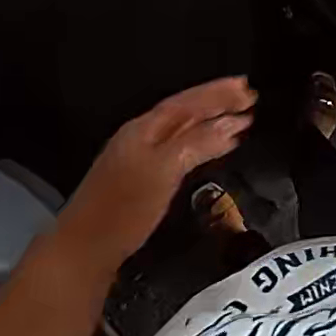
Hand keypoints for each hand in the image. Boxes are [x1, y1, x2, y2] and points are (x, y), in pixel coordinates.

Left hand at [57, 77, 256, 267]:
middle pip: (185, 111)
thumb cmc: (124, 208)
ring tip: (242, 117)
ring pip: (185, 129)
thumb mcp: (165, 169)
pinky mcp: (147, 177)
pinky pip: (184, 148)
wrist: (86, 248)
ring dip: (214, 121)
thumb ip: (198, 143)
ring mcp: (143, 157)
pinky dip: (205, 142)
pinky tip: (218, 146)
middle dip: (218, 102)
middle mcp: (143, 136)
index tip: (245, 86)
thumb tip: (233, 123)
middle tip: (249, 96)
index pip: (186, 102)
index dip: (216, 93)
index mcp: (144, 129)